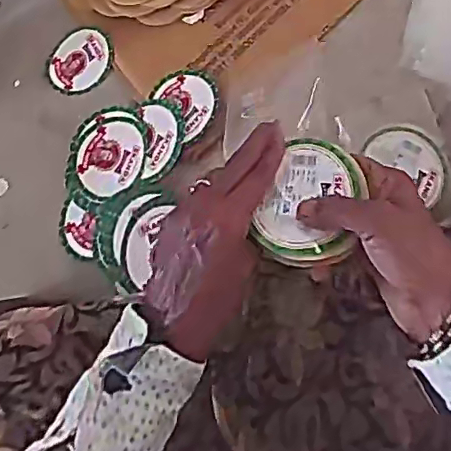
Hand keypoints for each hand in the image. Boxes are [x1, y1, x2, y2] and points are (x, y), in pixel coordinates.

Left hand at [140, 122, 284, 360]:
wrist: (170, 323)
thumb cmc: (216, 301)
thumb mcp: (246, 266)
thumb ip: (249, 233)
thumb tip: (251, 218)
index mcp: (228, 218)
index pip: (254, 178)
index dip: (269, 155)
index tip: (280, 136)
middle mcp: (203, 206)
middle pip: (233, 168)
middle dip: (254, 146)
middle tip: (270, 127)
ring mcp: (184, 211)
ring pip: (214, 180)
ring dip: (234, 167)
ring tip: (252, 156)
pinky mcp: (171, 220)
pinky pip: (198, 196)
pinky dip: (215, 189)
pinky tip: (224, 190)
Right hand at [297, 157, 450, 342]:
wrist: (434, 302)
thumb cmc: (413, 251)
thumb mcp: (377, 221)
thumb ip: (339, 210)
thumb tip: (303, 207)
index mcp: (389, 184)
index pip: (352, 165)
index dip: (325, 166)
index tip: (294, 168)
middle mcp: (379, 203)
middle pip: (339, 196)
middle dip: (314, 202)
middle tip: (281, 203)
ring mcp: (372, 232)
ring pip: (335, 225)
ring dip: (315, 232)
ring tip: (288, 235)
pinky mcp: (365, 259)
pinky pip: (338, 251)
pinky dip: (324, 257)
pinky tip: (310, 265)